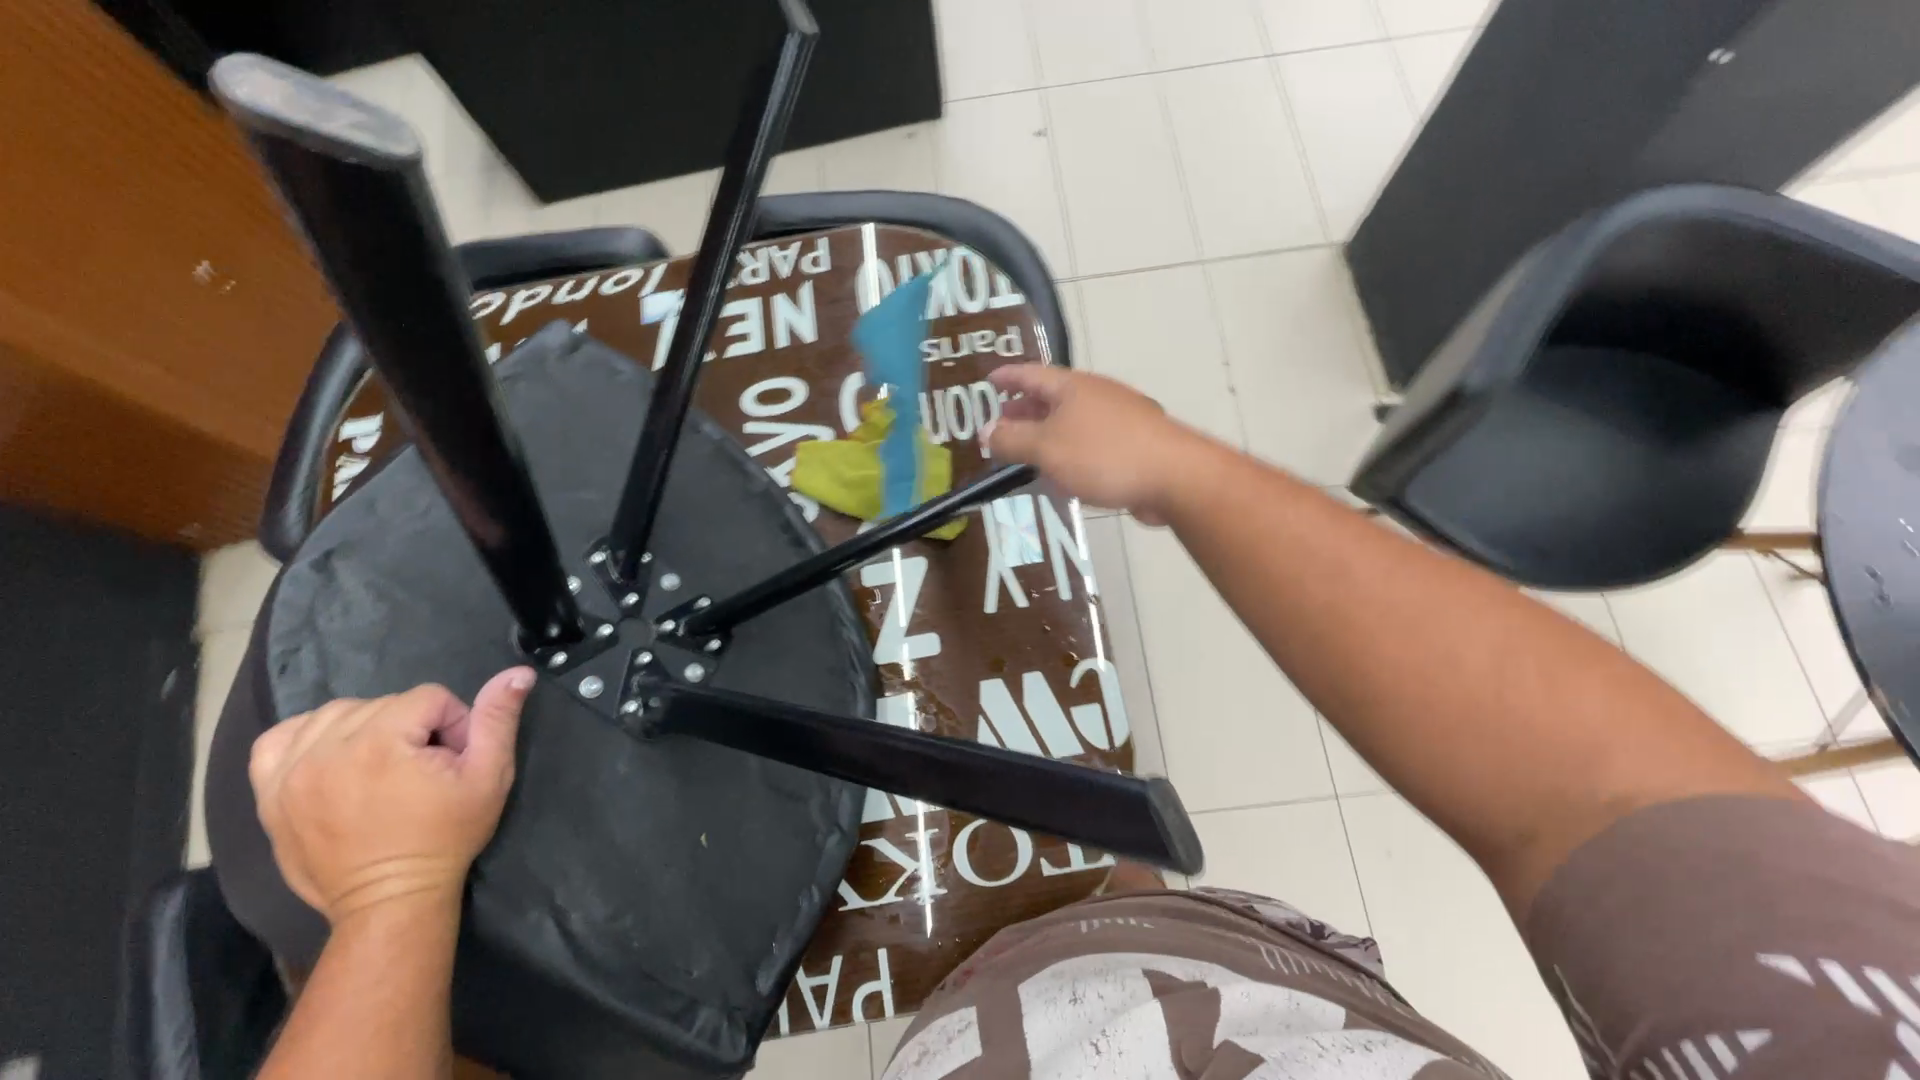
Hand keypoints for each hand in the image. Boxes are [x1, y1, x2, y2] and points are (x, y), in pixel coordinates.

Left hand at [249, 667, 533, 925]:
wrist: (390, 899)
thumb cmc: (446, 838)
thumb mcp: (489, 777)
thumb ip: (498, 719)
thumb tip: (519, 673)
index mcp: (380, 742)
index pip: (428, 697)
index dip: (453, 723)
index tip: (455, 760)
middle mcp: (327, 749)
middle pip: (383, 703)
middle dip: (413, 726)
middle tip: (426, 769)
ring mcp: (290, 772)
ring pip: (337, 713)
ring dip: (367, 728)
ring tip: (385, 765)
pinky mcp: (268, 793)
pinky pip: (281, 738)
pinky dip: (309, 736)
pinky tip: (334, 755)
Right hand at [985, 365, 1206, 523]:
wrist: (1174, 476)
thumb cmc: (1103, 455)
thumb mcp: (1047, 449)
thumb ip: (1012, 440)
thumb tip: (985, 432)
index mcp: (1072, 387)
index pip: (1031, 374)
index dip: (1008, 377)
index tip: (989, 380)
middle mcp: (1096, 394)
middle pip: (1053, 396)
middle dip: (1025, 409)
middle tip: (1003, 422)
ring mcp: (1119, 417)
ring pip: (1073, 420)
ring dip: (1047, 433)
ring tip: (1029, 452)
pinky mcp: (1134, 443)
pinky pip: (1091, 441)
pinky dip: (1070, 450)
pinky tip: (1066, 474)